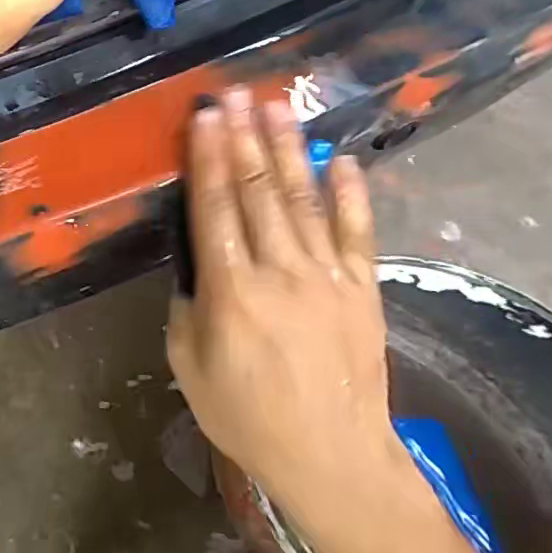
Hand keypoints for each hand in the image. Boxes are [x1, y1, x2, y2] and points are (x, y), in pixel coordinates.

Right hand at [167, 87, 409, 518]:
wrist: (333, 459)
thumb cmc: (248, 416)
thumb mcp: (189, 366)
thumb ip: (187, 305)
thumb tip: (195, 260)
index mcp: (232, 291)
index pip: (216, 208)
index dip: (209, 157)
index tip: (205, 117)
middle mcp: (281, 271)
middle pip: (258, 192)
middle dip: (244, 138)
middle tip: (234, 94)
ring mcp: (328, 277)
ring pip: (303, 200)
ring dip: (288, 150)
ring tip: (277, 107)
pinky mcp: (364, 289)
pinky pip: (358, 233)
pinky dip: (352, 194)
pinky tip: (343, 159)